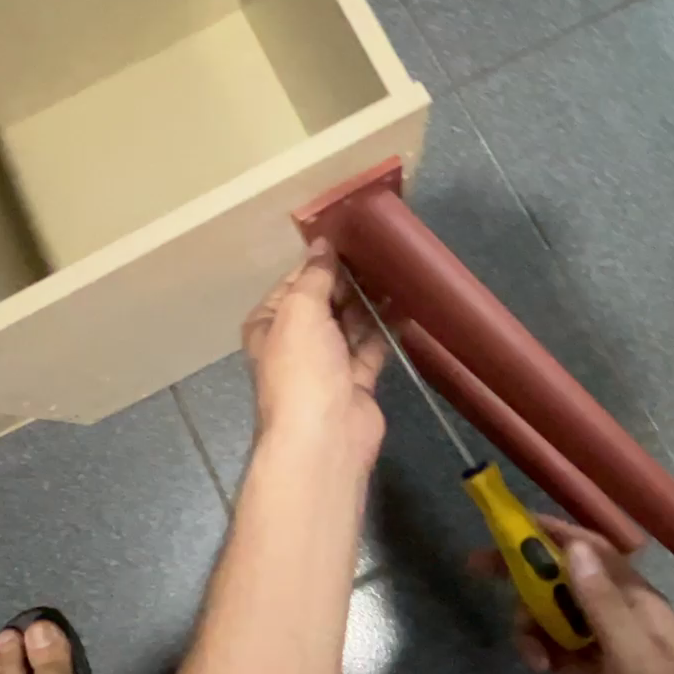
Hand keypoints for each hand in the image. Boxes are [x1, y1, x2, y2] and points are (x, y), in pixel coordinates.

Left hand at [241, 238, 388, 468]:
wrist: (324, 437)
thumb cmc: (302, 368)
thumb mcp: (300, 310)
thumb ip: (314, 276)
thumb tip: (321, 244)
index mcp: (269, 324)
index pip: (293, 283)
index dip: (318, 261)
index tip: (349, 236)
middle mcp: (294, 341)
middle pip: (323, 302)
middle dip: (347, 280)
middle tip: (380, 250)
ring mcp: (326, 363)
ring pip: (349, 323)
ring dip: (369, 301)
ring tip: (396, 270)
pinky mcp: (355, 380)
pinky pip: (371, 346)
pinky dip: (386, 328)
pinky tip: (404, 305)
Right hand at [468, 516, 673, 673]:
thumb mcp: (637, 666)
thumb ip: (604, 605)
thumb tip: (574, 545)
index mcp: (641, 608)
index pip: (593, 552)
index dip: (553, 532)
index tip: (508, 522)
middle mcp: (617, 620)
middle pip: (563, 577)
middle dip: (525, 568)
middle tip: (478, 564)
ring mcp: (596, 652)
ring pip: (549, 610)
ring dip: (527, 616)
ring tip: (526, 648)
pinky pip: (545, 644)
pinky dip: (532, 646)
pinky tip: (533, 667)